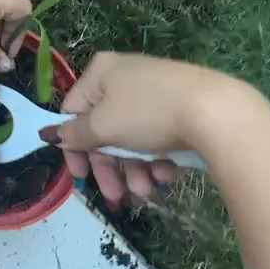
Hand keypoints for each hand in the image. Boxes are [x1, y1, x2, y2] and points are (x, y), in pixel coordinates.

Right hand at [50, 52, 260, 208]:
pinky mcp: (183, 108)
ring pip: (133, 137)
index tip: (81, 178)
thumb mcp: (103, 126)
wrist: (218, 113)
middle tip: (117, 196)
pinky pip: (159, 135)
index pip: (73, 111)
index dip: (74, 147)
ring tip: (148, 192)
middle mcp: (126, 77)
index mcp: (101, 72)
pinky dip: (158, 158)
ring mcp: (156, 91)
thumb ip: (75, 134)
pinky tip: (168, 175)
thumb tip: (51, 135)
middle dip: (111, 166)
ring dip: (135, 169)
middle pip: (105, 128)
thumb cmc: (148, 114)